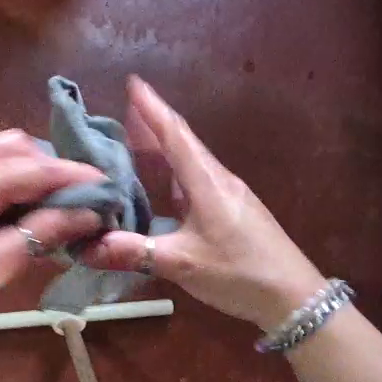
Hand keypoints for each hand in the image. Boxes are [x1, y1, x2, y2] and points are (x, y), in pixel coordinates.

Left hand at [0, 130, 106, 334]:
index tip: (107, 186)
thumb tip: (88, 213)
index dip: (75, 176)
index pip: (34, 168)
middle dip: (46, 165)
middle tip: (71, 196)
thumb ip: (43, 230)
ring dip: (19, 167)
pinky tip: (3, 202)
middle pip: (12, 145)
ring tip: (40, 200)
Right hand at [79, 77, 327, 331]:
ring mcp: (228, 195)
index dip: (152, 108)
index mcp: (206, 183)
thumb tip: (86, 246)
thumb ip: (135, 251)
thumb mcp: (183, 263)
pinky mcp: (232, 211)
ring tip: (134, 139)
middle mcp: (217, 180)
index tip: (133, 82)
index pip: (175, 135)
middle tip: (122, 109)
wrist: (295, 298)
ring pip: (189, 160)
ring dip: (163, 146)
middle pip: (182, 142)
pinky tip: (162, 180)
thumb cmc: (241, 273)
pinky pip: (195, 178)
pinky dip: (173, 169)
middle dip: (152, 123)